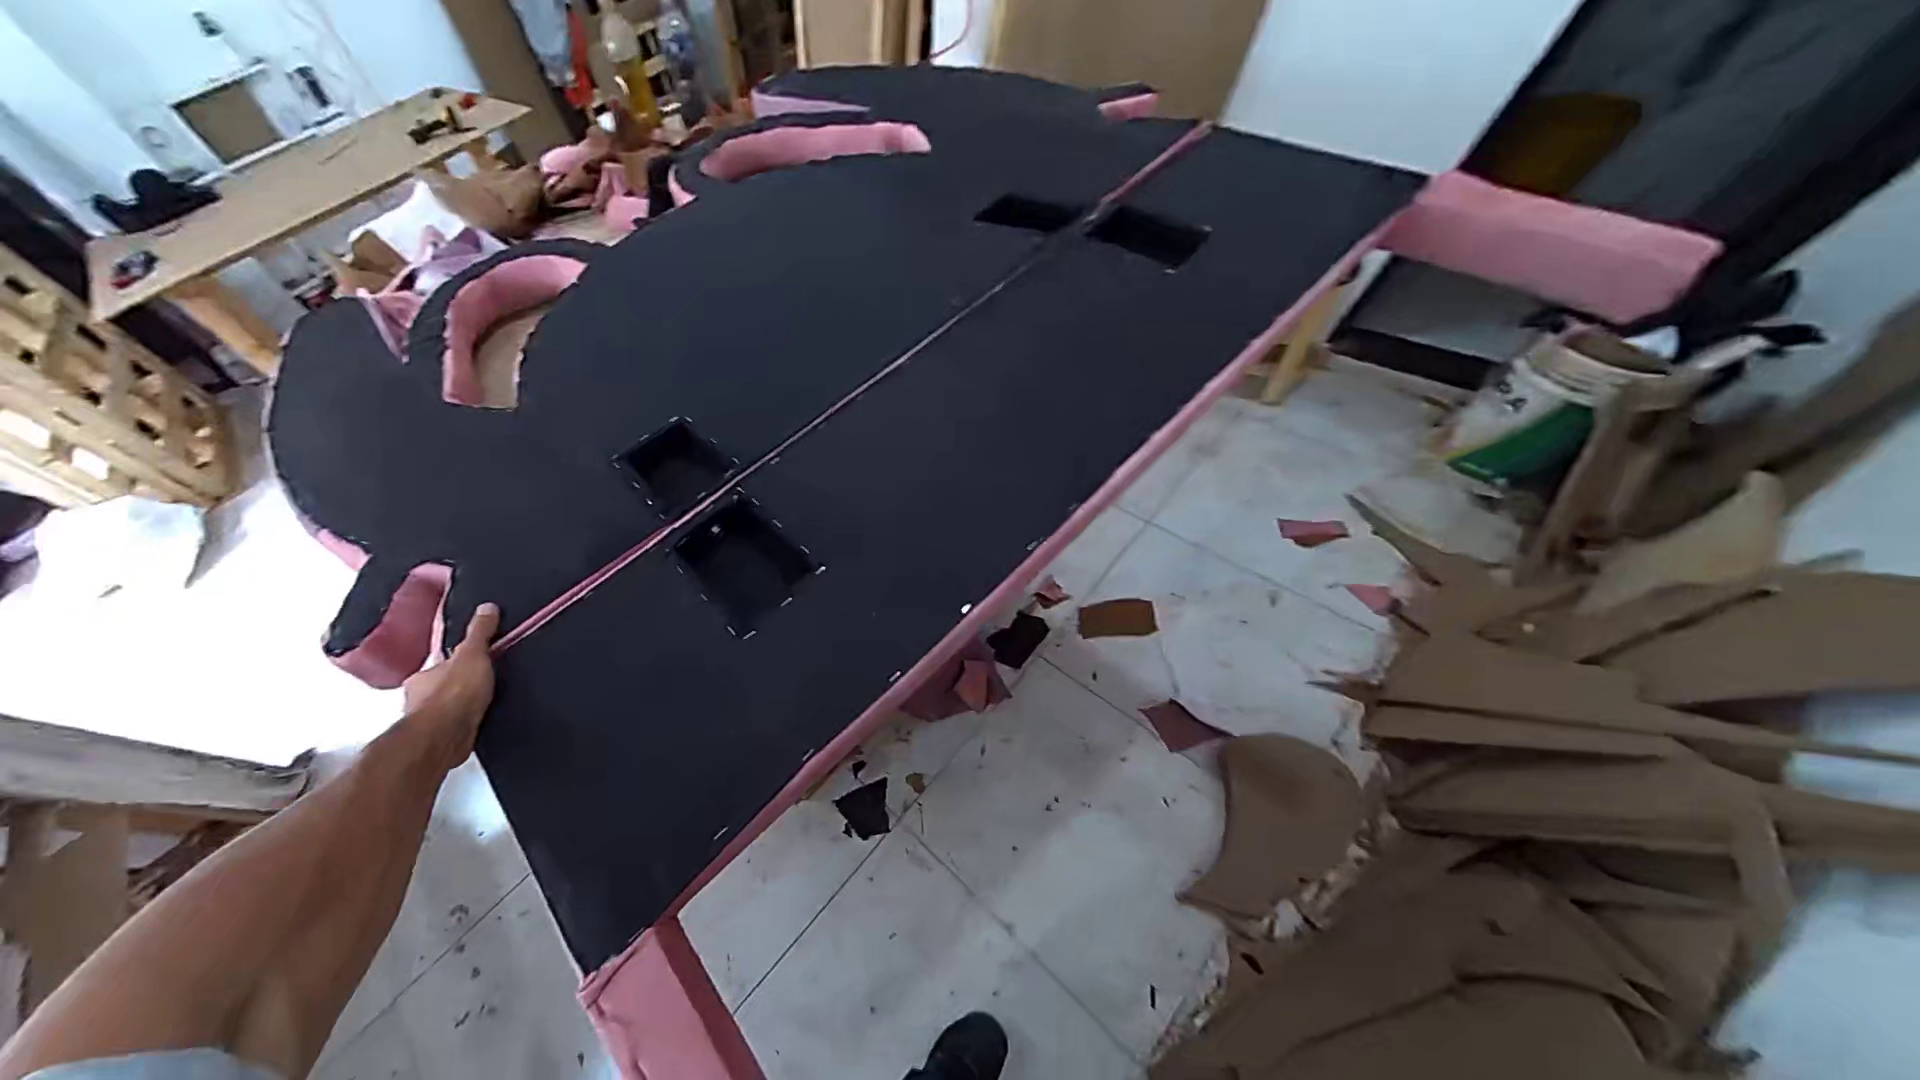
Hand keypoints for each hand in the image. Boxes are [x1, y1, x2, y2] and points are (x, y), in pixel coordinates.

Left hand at [402, 603, 499, 766]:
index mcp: (421, 676)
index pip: (442, 664)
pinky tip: (480, 722)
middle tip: (484, 683)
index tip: (477, 663)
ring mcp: (427, 721)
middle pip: (442, 686)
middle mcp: (417, 698)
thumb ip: (480, 633)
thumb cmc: (453, 694)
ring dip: (460, 707)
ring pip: (446, 709)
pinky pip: (455, 727)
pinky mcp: (440, 740)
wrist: (444, 736)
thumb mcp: (473, 655)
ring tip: (485, 704)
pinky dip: (465, 724)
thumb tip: (486, 607)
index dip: (460, 662)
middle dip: (458, 686)